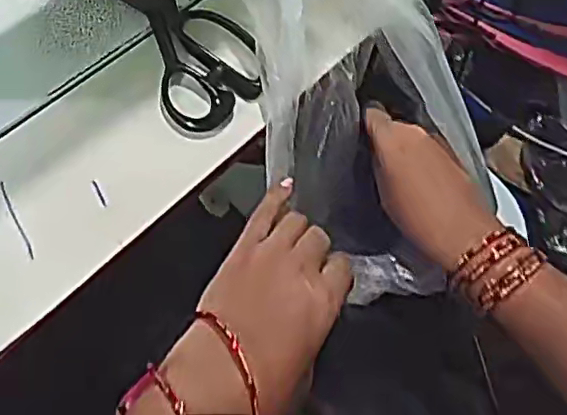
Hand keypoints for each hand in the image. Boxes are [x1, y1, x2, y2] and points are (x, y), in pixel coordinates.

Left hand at [158, 182, 351, 413]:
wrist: (222, 371)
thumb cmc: (264, 378)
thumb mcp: (309, 359)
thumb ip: (317, 320)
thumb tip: (314, 310)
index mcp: (323, 300)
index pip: (344, 266)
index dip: (338, 269)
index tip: (333, 272)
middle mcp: (300, 268)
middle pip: (320, 237)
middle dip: (317, 247)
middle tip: (309, 259)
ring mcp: (270, 250)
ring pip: (296, 219)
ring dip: (298, 226)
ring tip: (295, 233)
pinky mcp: (244, 244)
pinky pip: (264, 210)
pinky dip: (275, 196)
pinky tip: (284, 187)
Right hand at [364, 107, 501, 272]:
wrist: (466, 236)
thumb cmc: (418, 218)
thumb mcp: (382, 191)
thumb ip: (375, 162)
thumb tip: (375, 153)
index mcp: (391, 135)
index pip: (371, 113)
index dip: (364, 124)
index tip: (362, 138)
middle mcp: (414, 131)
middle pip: (393, 125)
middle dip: (387, 140)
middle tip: (381, 163)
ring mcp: (437, 140)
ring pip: (412, 137)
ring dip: (407, 149)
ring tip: (404, 175)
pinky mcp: (454, 154)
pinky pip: (430, 149)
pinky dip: (425, 158)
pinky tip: (424, 181)